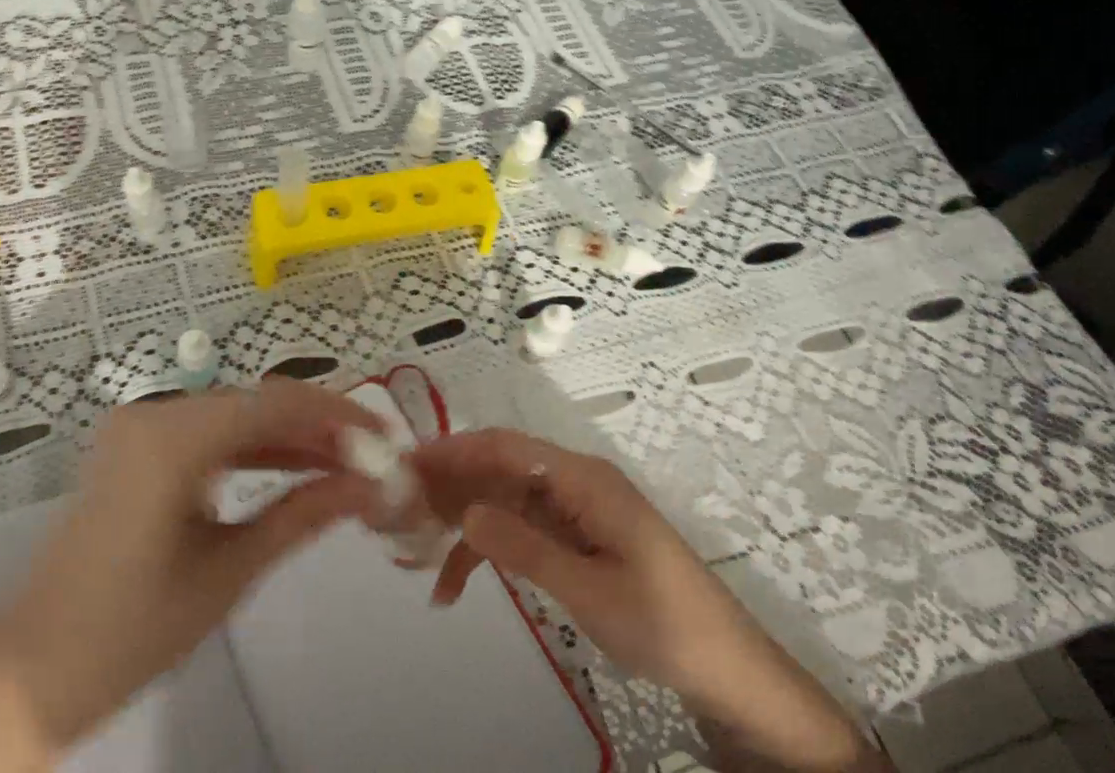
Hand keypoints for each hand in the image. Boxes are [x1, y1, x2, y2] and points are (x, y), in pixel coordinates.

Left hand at [0, 379, 381, 769]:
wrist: (37, 665)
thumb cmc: (133, 627)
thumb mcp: (230, 571)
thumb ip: (303, 515)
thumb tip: (372, 487)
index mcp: (171, 439)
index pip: (275, 404)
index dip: (340, 415)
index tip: (390, 438)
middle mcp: (152, 415)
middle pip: (255, 404)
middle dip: (320, 428)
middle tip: (377, 459)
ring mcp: (138, 430)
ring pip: (234, 418)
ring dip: (290, 439)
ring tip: (350, 467)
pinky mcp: (135, 451)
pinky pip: (208, 437)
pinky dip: (252, 451)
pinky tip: (297, 469)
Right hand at [409, 429, 886, 772]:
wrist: (722, 667)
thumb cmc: (663, 622)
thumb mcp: (590, 590)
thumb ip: (526, 548)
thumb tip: (465, 512)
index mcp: (583, 480)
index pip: (507, 447)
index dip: (453, 450)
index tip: (403, 465)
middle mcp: (571, 485)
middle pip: (495, 472)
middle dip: (444, 490)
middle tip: (392, 517)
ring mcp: (568, 513)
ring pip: (496, 502)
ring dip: (454, 525)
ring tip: (408, 555)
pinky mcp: (567, 540)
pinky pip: (512, 534)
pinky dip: (481, 554)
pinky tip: (448, 588)